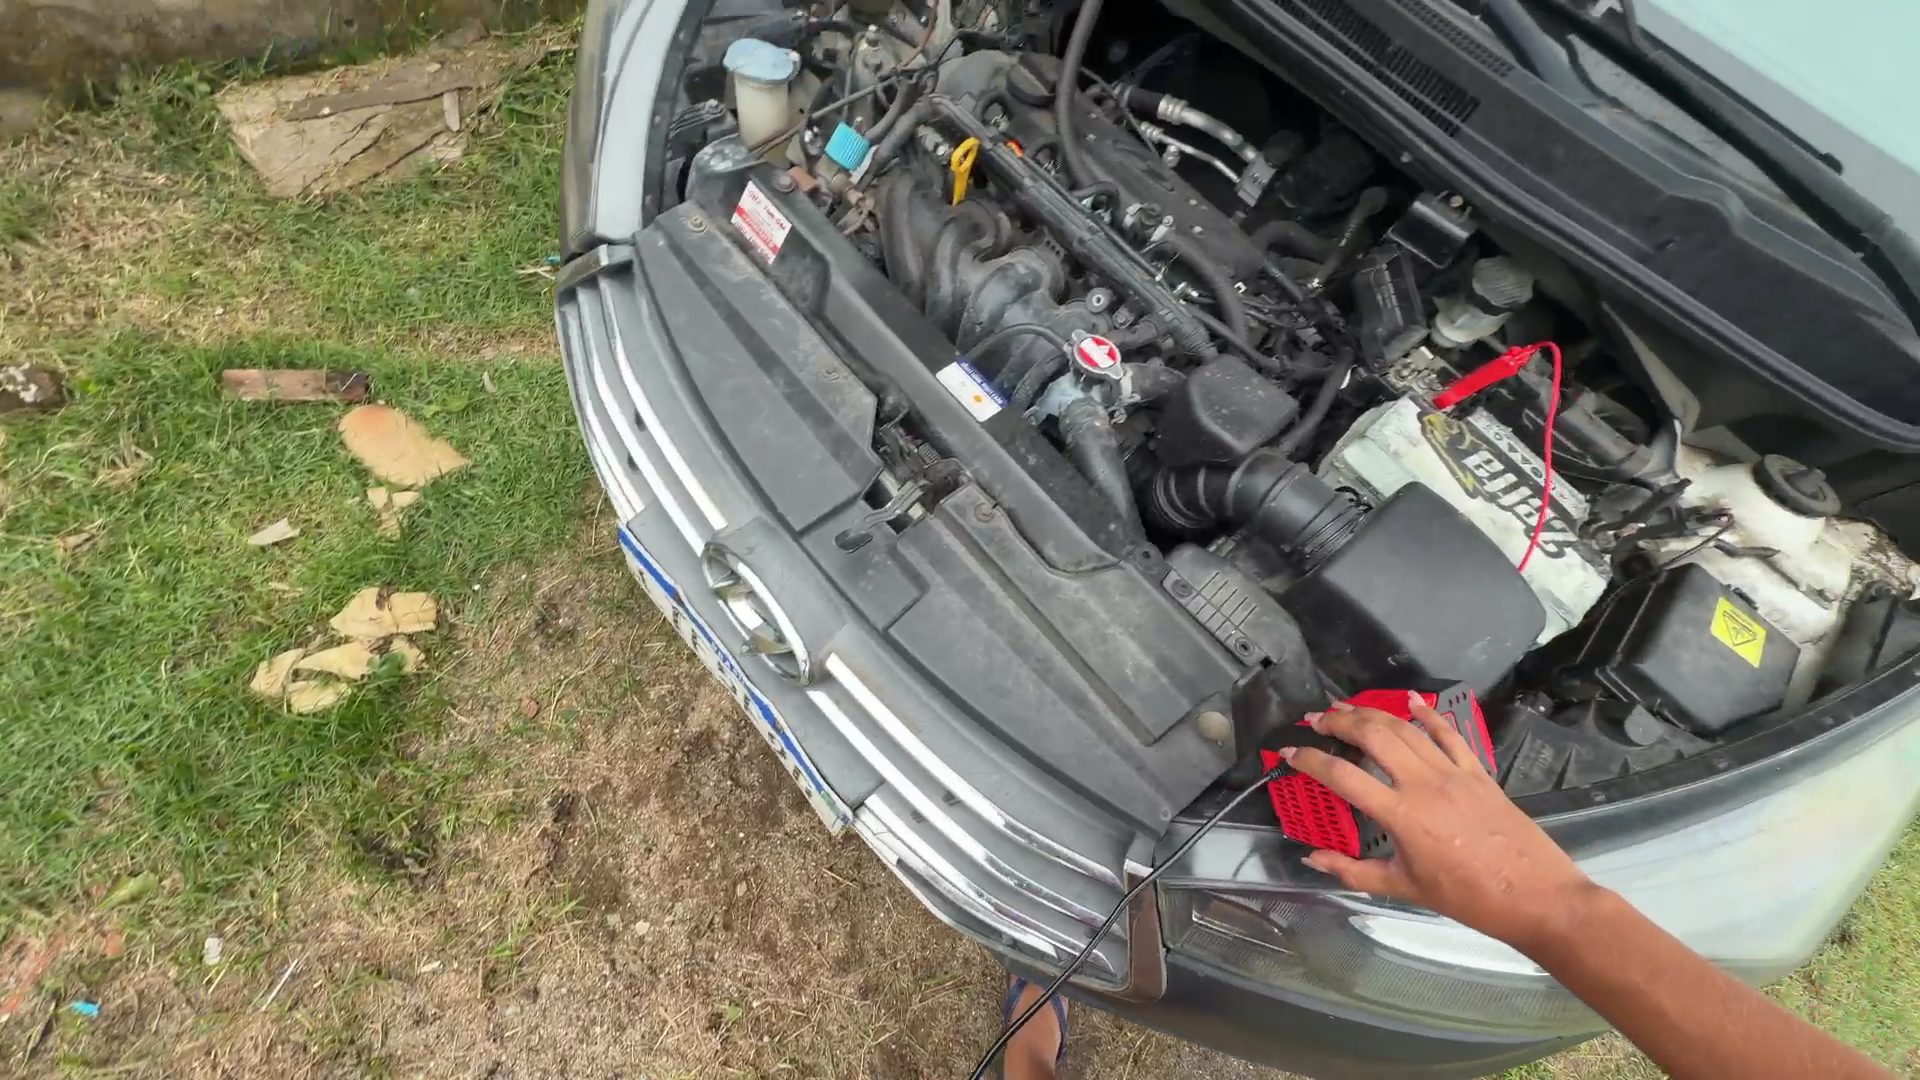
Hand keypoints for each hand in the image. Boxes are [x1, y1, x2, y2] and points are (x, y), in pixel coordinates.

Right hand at [1281, 694, 1597, 949]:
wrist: (1542, 900)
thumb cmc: (1469, 899)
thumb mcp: (1404, 888)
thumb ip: (1353, 871)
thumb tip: (1311, 857)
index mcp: (1401, 815)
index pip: (1342, 775)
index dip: (1309, 759)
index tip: (1289, 751)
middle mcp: (1423, 784)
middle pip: (1372, 735)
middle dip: (1338, 721)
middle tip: (1315, 718)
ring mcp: (1454, 774)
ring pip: (1404, 728)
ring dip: (1371, 712)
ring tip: (1345, 707)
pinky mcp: (1479, 773)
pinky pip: (1448, 734)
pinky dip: (1427, 713)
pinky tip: (1410, 699)